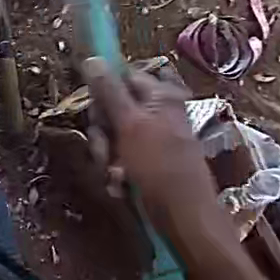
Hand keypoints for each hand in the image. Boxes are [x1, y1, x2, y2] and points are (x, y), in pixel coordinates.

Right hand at [81, 60, 221, 239]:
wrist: (187, 221)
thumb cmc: (160, 169)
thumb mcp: (130, 125)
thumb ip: (109, 91)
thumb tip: (92, 57)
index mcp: (159, 94)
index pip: (120, 76)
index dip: (102, 93)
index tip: (95, 114)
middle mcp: (157, 111)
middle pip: (112, 107)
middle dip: (103, 133)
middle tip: (105, 153)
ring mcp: (154, 138)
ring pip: (113, 135)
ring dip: (107, 157)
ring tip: (115, 176)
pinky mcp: (150, 162)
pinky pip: (122, 157)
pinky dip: (117, 172)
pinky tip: (120, 187)